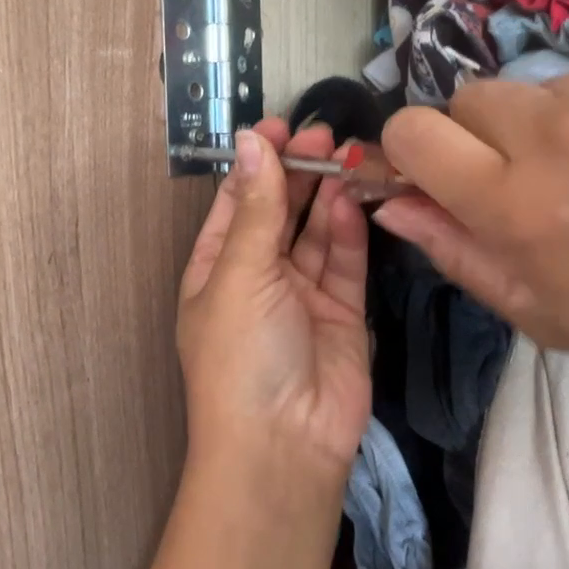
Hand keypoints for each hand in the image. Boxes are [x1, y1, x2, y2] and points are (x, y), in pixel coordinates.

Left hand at [177, 118, 370, 485]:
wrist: (284, 444)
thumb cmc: (241, 357)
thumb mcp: (239, 275)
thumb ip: (257, 207)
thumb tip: (251, 139)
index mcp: (216, 269)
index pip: (237, 202)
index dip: (257, 162)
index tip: (280, 124)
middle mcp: (258, 278)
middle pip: (280, 212)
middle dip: (298, 172)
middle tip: (325, 134)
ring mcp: (303, 296)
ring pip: (317, 233)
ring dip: (327, 195)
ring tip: (345, 155)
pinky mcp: (343, 312)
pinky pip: (345, 261)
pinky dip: (350, 230)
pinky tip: (352, 198)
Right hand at [371, 45, 568, 375]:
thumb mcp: (545, 316)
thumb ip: (457, 254)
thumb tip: (391, 203)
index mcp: (516, 206)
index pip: (413, 131)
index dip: (412, 149)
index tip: (437, 172)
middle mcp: (556, 132)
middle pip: (468, 97)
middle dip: (481, 136)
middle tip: (532, 179)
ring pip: (541, 90)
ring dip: (552, 125)